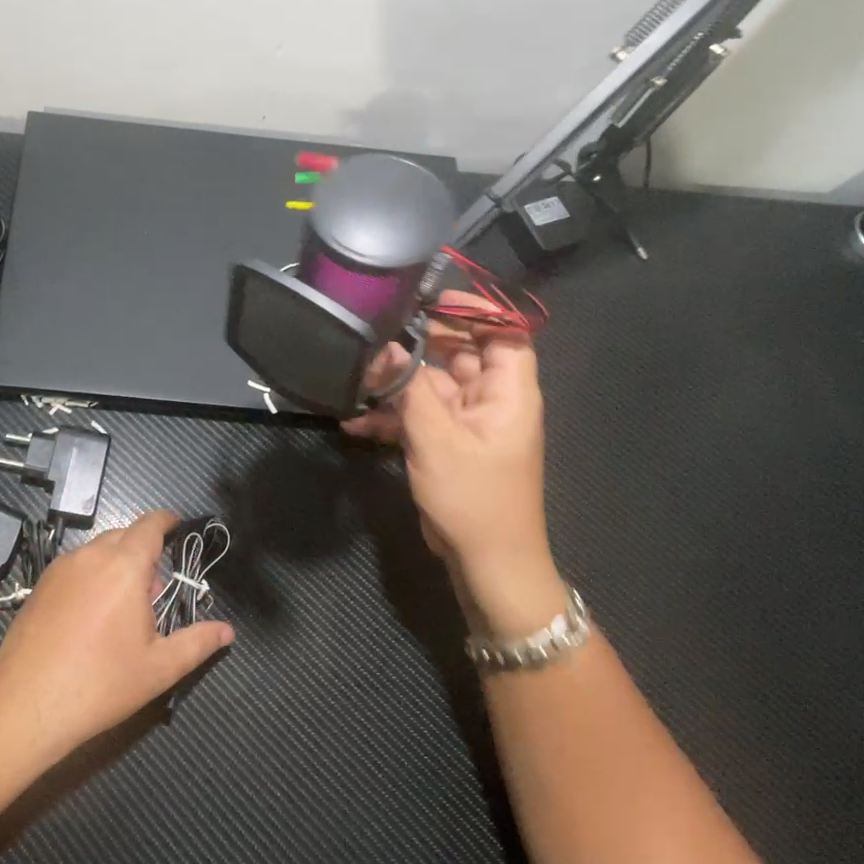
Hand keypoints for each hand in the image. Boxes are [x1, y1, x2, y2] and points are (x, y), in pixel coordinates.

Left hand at [0, 512, 233, 758]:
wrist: (26, 705)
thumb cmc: (101, 684)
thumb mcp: (160, 667)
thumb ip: (198, 643)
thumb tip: (228, 631)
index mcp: (124, 566)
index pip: (150, 525)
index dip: (167, 521)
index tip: (178, 526)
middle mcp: (90, 556)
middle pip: (124, 537)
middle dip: (144, 553)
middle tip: (154, 594)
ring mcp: (59, 569)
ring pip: (97, 552)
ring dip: (117, 566)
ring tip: (123, 611)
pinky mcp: (39, 586)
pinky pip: (75, 568)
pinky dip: (91, 577)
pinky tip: (91, 618)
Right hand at [344, 295, 561, 635]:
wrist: (486, 563)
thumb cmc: (474, 498)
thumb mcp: (438, 439)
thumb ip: (410, 389)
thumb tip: (387, 347)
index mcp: (509, 391)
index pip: (504, 332)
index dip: (474, 310)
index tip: (430, 300)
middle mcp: (491, 400)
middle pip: (460, 353)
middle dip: (419, 344)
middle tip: (376, 334)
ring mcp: (467, 423)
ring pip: (431, 385)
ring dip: (397, 383)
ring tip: (356, 381)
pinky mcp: (446, 445)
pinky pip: (418, 416)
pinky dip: (391, 416)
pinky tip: (354, 421)